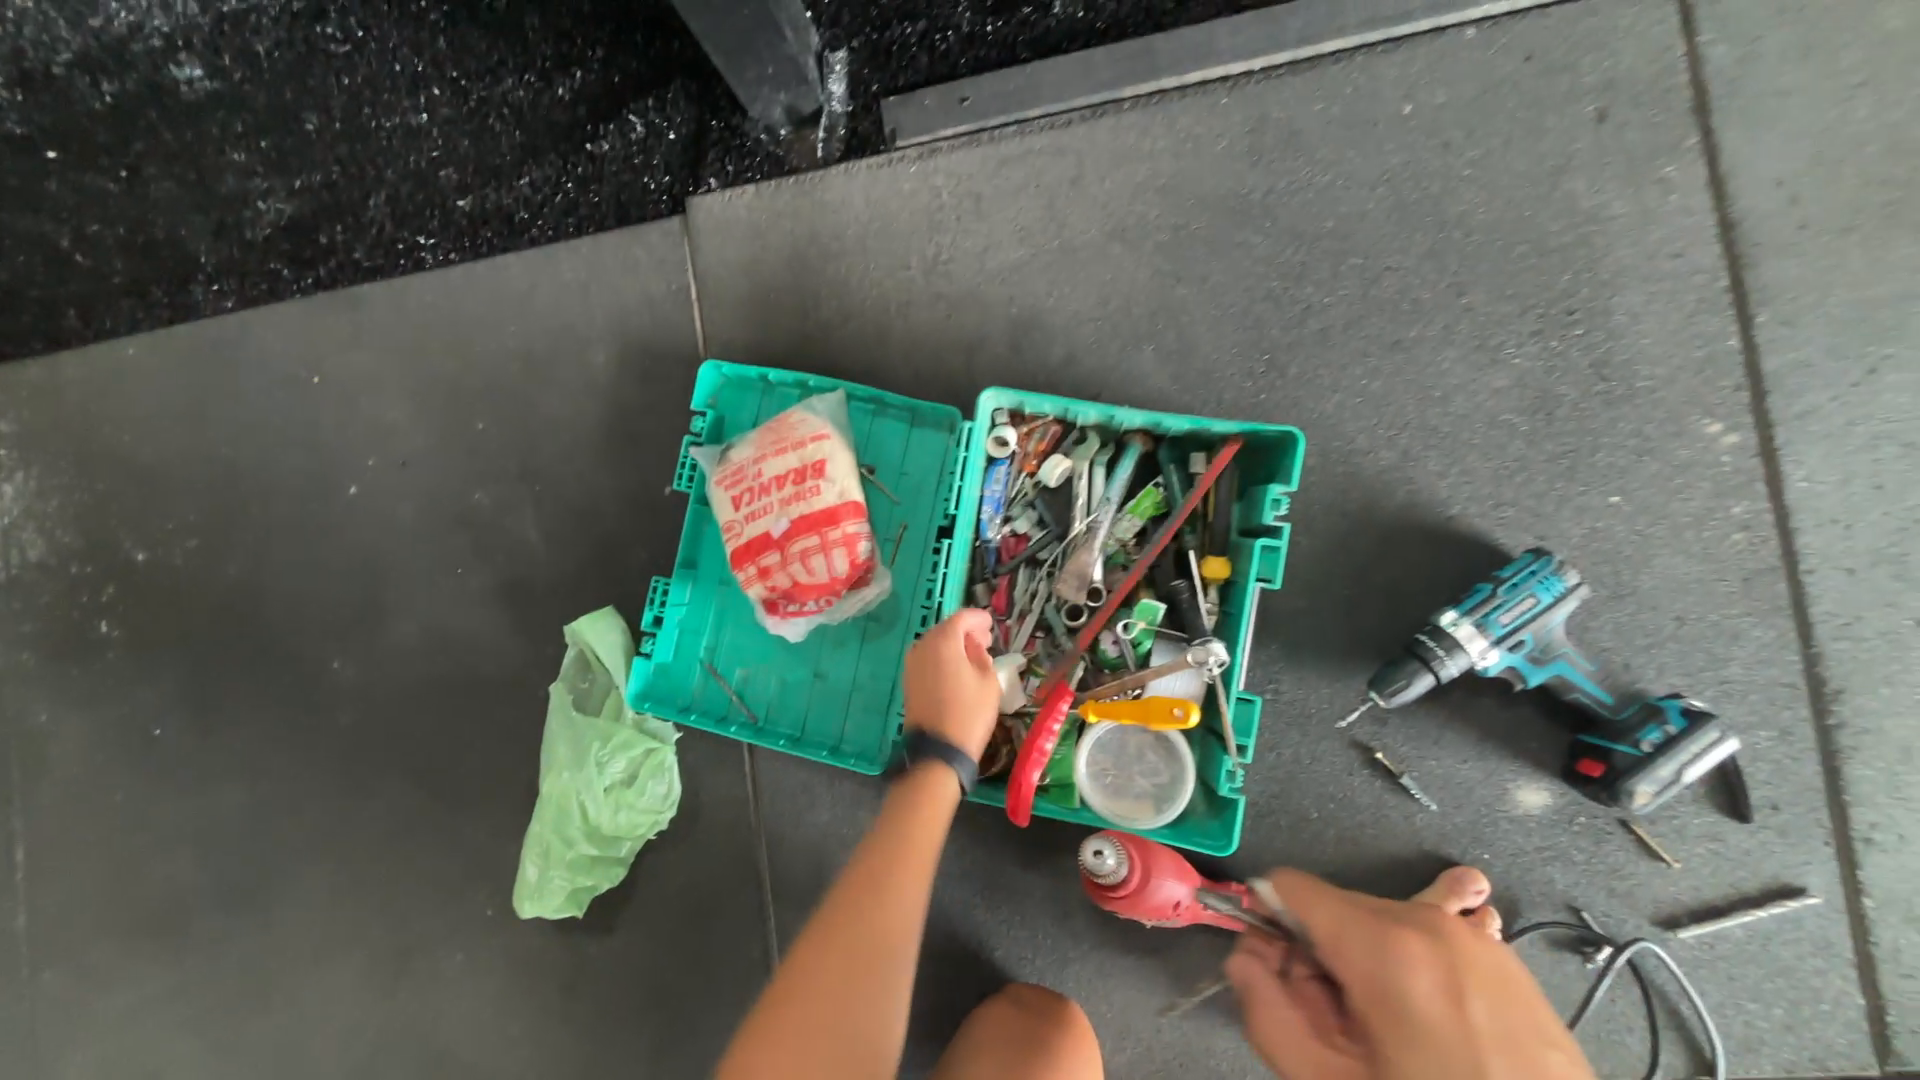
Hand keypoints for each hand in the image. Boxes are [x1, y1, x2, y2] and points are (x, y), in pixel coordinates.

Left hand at [902, 609, 1000, 760]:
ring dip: (953, 645)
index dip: (978, 618)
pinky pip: (928, 659)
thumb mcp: (988, 681)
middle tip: (985, 640)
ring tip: (973, 656)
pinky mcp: (909, 680)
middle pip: (946, 629)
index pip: (962, 618)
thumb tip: (974, 646)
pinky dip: (942, 657)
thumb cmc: (970, 713)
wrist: (938, 750)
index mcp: (943, 641)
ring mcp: (912, 664)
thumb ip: (982, 656)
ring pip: (935, 644)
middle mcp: (923, 646)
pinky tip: (957, 670)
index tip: (992, 623)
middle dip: (966, 631)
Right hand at [1226, 866, 1594, 1079]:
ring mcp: (1476, 937)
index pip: (1290, 886)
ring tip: (1398, 1030)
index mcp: (1382, 945)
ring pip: (1386, 922)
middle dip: (1324, 953)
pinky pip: (1438, 935)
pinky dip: (1419, 962)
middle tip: (1347, 1027)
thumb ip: (1267, 1010)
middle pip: (1338, 908)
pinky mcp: (1508, 960)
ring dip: (1371, 960)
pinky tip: (1439, 1020)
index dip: (1272, 928)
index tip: (1287, 980)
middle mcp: (1428, 922)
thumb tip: (1246, 956)